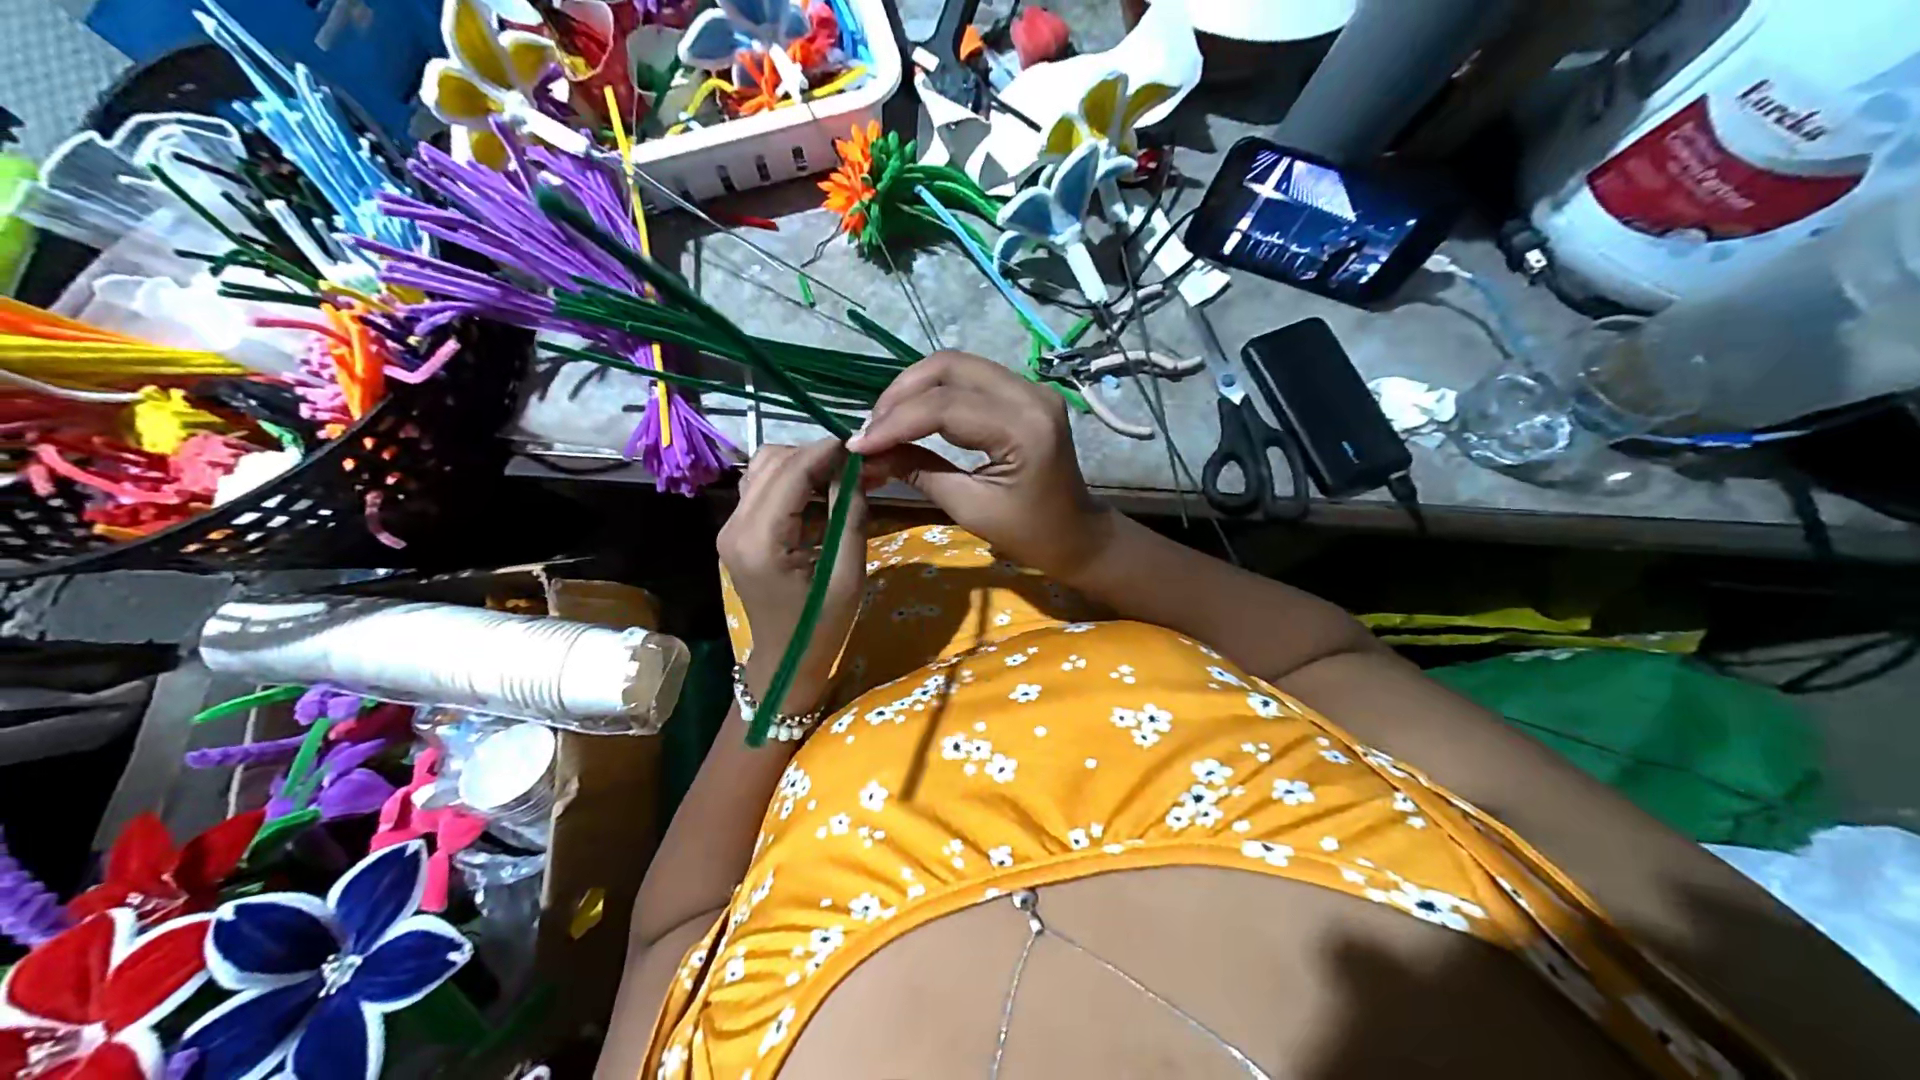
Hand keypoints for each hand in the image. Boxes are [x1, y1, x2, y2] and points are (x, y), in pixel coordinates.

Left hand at [717, 439, 868, 712]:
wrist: (786, 660)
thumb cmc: (821, 624)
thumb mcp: (848, 573)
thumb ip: (849, 514)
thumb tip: (856, 467)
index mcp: (760, 540)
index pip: (791, 472)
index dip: (827, 450)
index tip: (861, 444)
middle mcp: (735, 525)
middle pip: (773, 461)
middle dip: (815, 454)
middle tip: (854, 464)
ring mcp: (730, 527)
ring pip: (763, 468)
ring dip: (801, 463)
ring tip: (839, 476)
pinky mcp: (736, 531)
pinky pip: (761, 488)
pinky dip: (791, 480)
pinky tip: (818, 493)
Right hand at [846, 351, 1114, 579]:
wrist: (1077, 535)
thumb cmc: (1029, 533)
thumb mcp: (969, 507)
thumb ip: (918, 472)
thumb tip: (866, 458)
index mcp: (1024, 427)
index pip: (945, 406)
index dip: (895, 422)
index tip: (858, 445)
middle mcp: (1030, 393)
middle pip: (948, 367)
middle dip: (900, 394)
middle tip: (870, 430)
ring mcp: (1030, 387)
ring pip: (956, 366)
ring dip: (913, 390)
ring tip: (883, 424)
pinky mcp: (1024, 392)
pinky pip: (969, 379)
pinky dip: (934, 393)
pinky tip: (911, 416)